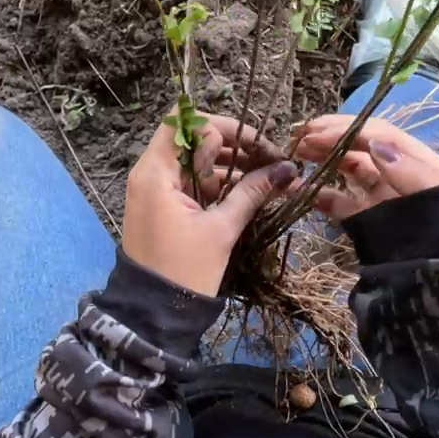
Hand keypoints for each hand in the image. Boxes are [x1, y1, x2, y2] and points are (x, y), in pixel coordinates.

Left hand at [122, 114, 296, 295]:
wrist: (151, 315)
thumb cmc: (184, 271)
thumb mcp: (221, 229)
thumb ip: (252, 193)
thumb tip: (288, 170)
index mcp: (156, 172)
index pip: (186, 122)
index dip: (224, 127)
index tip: (258, 146)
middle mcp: (151, 173)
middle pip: (194, 139)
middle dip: (235, 147)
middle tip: (272, 162)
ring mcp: (155, 190)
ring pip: (196, 162)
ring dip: (231, 166)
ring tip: (269, 179)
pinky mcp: (163, 207)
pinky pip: (192, 183)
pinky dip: (218, 185)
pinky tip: (249, 193)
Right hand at [292, 114, 438, 222]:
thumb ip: (409, 172)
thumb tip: (374, 144)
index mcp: (421, 164)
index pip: (381, 134)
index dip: (348, 129)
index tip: (316, 132)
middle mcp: (399, 175)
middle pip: (362, 147)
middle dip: (330, 137)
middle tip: (298, 135)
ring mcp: (382, 198)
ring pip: (348, 169)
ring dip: (322, 158)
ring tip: (295, 153)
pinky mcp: (367, 221)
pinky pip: (340, 202)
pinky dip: (318, 193)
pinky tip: (298, 189)